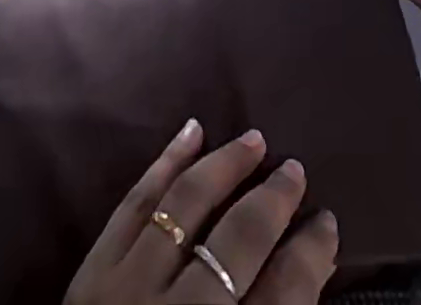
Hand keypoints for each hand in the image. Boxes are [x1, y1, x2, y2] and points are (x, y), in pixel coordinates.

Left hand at [65, 120, 338, 303]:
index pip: (283, 298)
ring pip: (184, 206)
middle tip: (295, 170)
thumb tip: (307, 272)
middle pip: (236, 243)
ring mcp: (129, 287)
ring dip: (222, 168)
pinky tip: (189, 132)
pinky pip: (134, 202)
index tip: (327, 221)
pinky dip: (164, 163)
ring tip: (253, 139)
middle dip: (272, 202)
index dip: (310, 255)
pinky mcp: (93, 269)